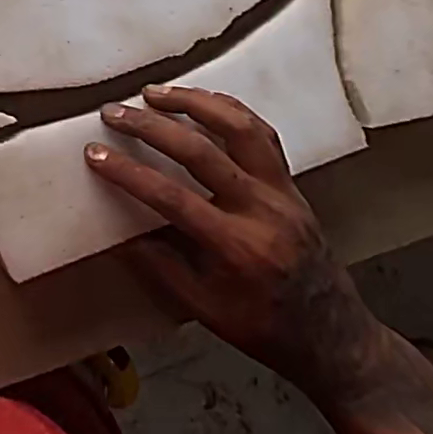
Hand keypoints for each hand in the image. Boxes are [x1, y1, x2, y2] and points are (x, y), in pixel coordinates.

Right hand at [86, 86, 432, 433]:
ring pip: (240, 129)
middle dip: (150, 126)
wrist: (339, 341)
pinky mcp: (292, 184)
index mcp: (237, 249)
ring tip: (154, 92)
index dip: (127, 173)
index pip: (171, 198)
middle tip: (113, 112)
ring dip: (193, 103)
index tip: (93, 153)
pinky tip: (199, 100)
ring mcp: (283, 193)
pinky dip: (227, 109)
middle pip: (202, 152)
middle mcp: (263, 212)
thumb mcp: (201, 307)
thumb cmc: (263, 328)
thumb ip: (156, 263)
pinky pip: (261, 134)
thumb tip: (113, 227)